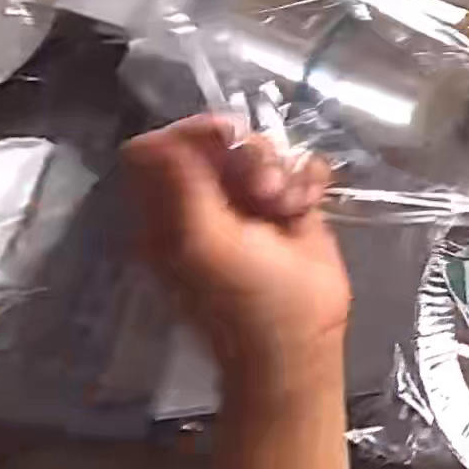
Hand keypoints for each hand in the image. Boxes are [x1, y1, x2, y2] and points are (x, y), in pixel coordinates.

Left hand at [123, 115, 347, 401]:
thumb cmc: (248, 296)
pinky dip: (310, 177)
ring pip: (268, 150)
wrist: (303, 334)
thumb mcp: (203, 243)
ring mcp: (253, 200)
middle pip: (221, 143)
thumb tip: (159, 137)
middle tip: (264, 188)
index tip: (227, 139)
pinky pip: (302, 166)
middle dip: (250, 155)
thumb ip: (183, 187)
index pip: (162, 148)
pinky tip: (310, 204)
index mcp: (168, 210)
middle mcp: (208, 199)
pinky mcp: (294, 202)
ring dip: (285, 169)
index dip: (192, 135)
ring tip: (290, 205)